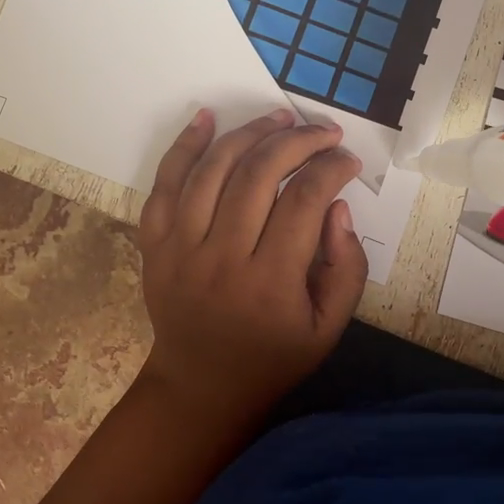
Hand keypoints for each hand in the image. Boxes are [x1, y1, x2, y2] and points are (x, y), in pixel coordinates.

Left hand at [135, 109, 368, 426]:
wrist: (200, 386)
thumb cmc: (272, 356)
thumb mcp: (328, 328)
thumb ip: (346, 268)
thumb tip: (338, 205)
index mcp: (269, 284)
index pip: (303, 201)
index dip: (330, 169)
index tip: (348, 158)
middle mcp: (221, 258)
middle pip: (258, 174)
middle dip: (297, 140)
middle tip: (323, 130)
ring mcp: (180, 247)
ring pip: (214, 169)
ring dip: (250, 133)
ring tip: (280, 117)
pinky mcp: (155, 242)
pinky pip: (164, 183)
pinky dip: (185, 145)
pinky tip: (208, 116)